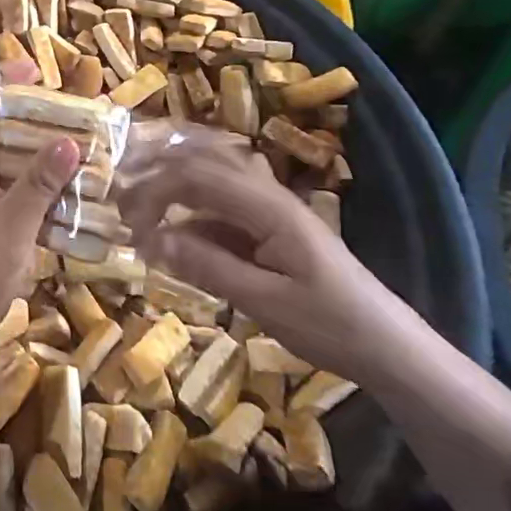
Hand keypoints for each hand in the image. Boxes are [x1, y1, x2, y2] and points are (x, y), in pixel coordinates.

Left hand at [0, 61, 79, 342]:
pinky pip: (18, 187)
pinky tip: (73, 184)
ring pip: (10, 159)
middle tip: (72, 108)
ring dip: (40, 147)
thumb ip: (39, 183)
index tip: (33, 69)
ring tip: (81, 139)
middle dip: (30, 113)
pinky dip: (42, 180)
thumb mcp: (12, 225)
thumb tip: (70, 140)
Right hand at [115, 128, 426, 382]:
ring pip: (212, 175)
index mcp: (269, 207)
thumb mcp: (265, 303)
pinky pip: (221, 205)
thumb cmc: (332, 326)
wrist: (390, 349)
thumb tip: (149, 239)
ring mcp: (270, 210)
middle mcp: (267, 195)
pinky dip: (190, 210)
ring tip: (137, 199)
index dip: (153, 190)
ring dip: (172, 181)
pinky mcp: (269, 229)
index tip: (125, 220)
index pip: (197, 176)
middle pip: (203, 161)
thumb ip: (207, 266)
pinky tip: (173, 232)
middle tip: (119, 195)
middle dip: (156, 171)